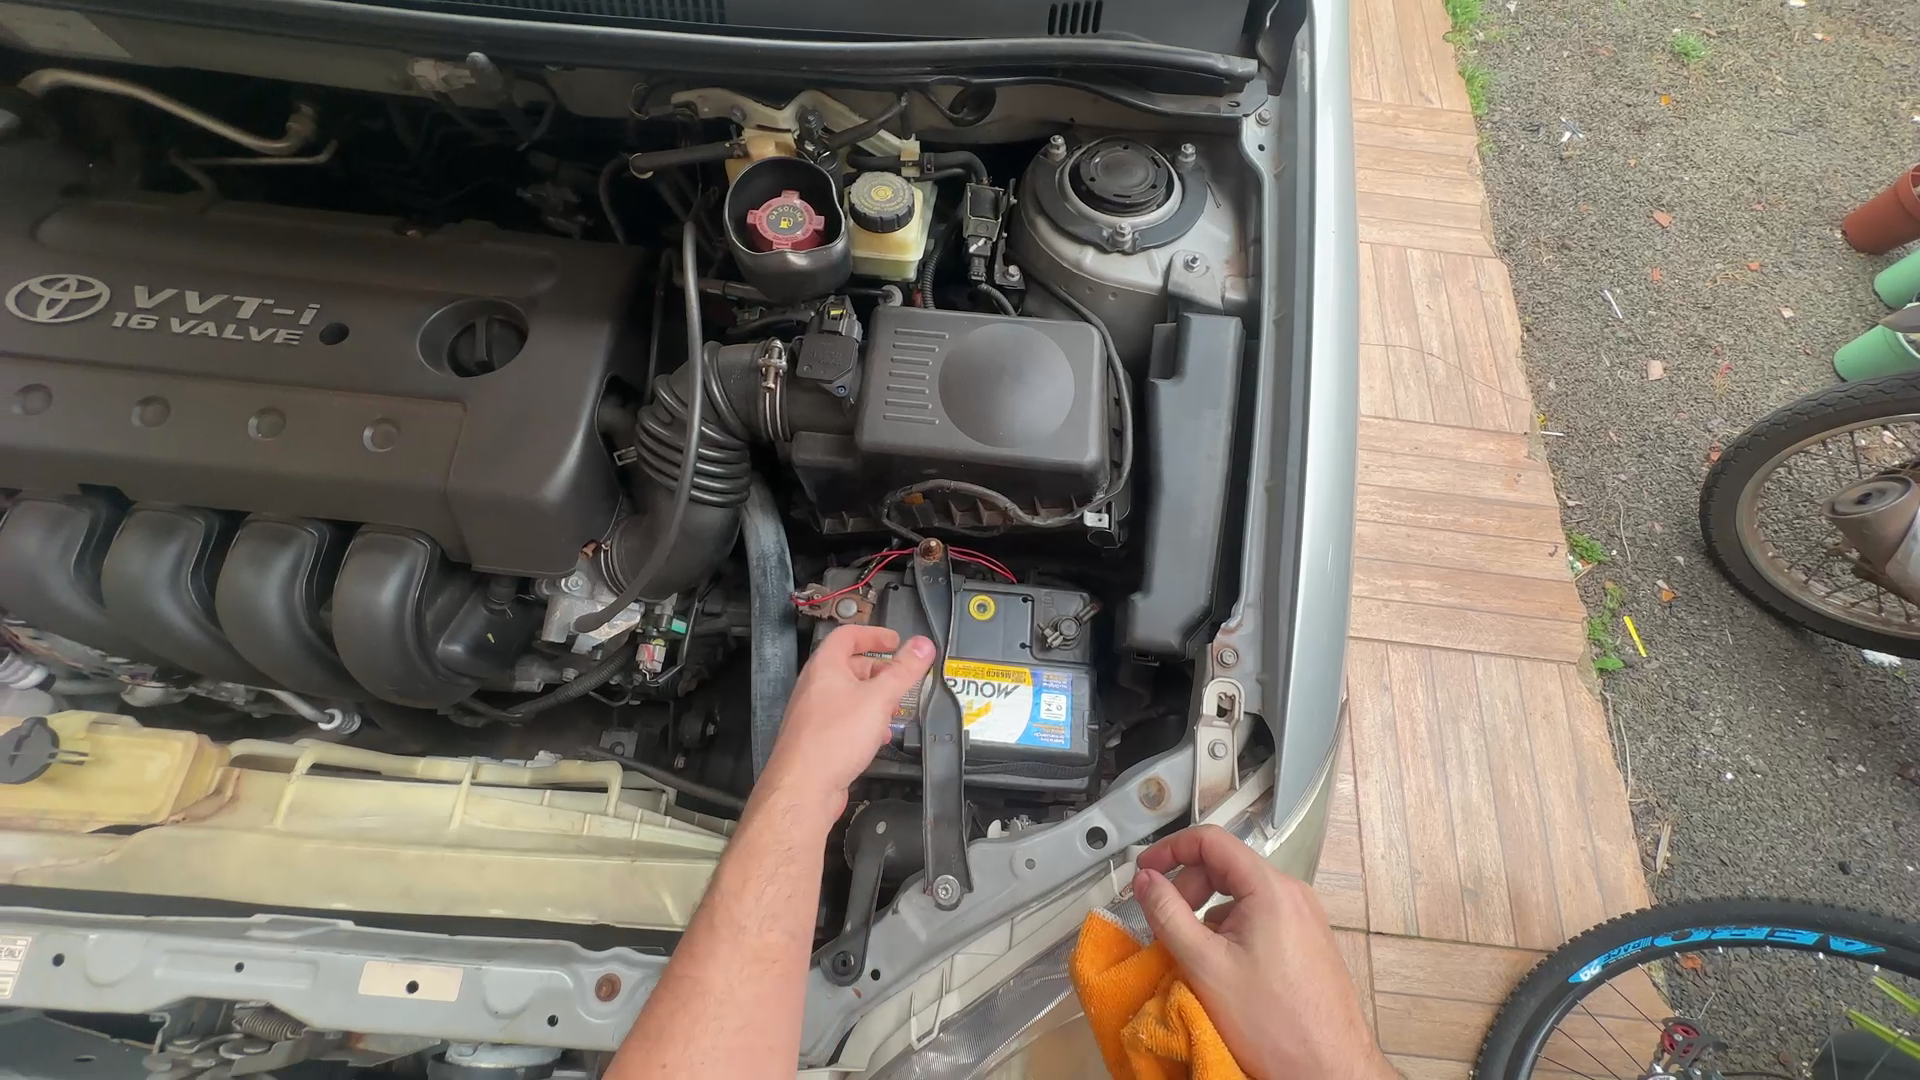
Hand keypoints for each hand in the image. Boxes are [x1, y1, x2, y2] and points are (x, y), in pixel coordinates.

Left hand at [757, 625, 933, 822]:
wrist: (804, 787)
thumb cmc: (832, 739)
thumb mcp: (879, 698)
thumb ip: (904, 671)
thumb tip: (922, 646)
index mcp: (825, 666)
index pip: (848, 635)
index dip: (874, 635)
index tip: (894, 641)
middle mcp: (815, 686)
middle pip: (850, 666)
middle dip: (879, 671)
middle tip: (900, 677)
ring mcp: (814, 712)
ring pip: (849, 695)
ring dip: (874, 698)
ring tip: (893, 709)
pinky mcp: (818, 737)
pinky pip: (844, 719)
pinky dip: (865, 721)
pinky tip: (878, 736)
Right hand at [1133, 825, 1394, 1079]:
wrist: (1332, 1077)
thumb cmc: (1273, 1025)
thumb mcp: (1204, 965)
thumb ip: (1166, 913)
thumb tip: (1145, 879)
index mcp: (1270, 888)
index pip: (1210, 840)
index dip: (1170, 848)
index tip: (1145, 870)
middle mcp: (1292, 893)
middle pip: (1224, 866)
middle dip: (1187, 887)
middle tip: (1166, 921)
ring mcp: (1304, 916)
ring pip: (1240, 892)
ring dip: (1206, 910)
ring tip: (1193, 949)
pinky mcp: (1308, 940)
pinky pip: (1258, 914)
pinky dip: (1230, 927)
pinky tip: (1222, 964)